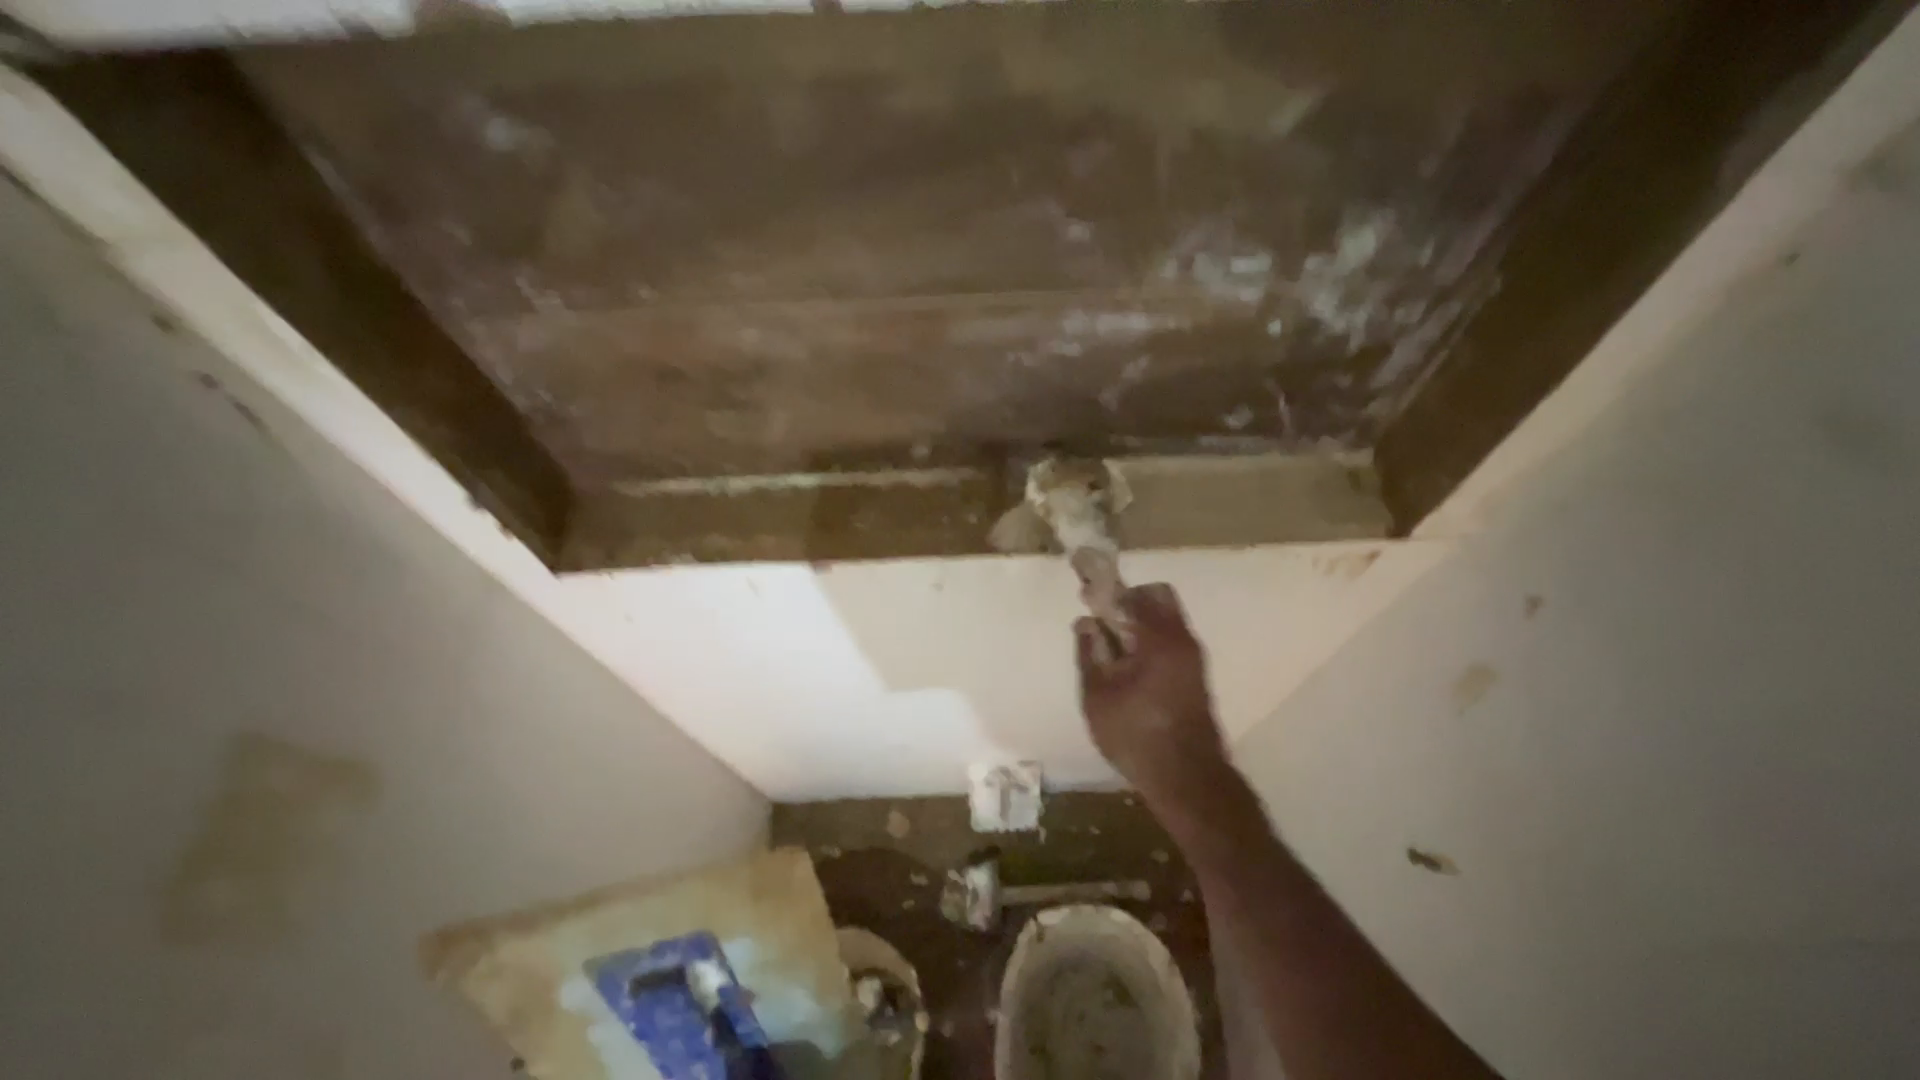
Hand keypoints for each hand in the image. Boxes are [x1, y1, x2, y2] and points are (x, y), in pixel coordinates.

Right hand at [1075, 583, 1230, 807]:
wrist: (1187, 777)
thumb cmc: (1136, 733)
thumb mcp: (1098, 694)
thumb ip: (1090, 652)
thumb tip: (1085, 623)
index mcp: (1160, 636)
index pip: (1135, 593)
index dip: (1107, 590)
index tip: (1086, 596)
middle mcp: (1183, 639)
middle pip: (1158, 598)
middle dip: (1129, 602)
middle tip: (1101, 622)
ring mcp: (1193, 658)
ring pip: (1167, 620)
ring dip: (1140, 623)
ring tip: (1110, 649)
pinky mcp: (1195, 677)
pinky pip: (1171, 641)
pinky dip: (1150, 641)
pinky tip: (1128, 668)